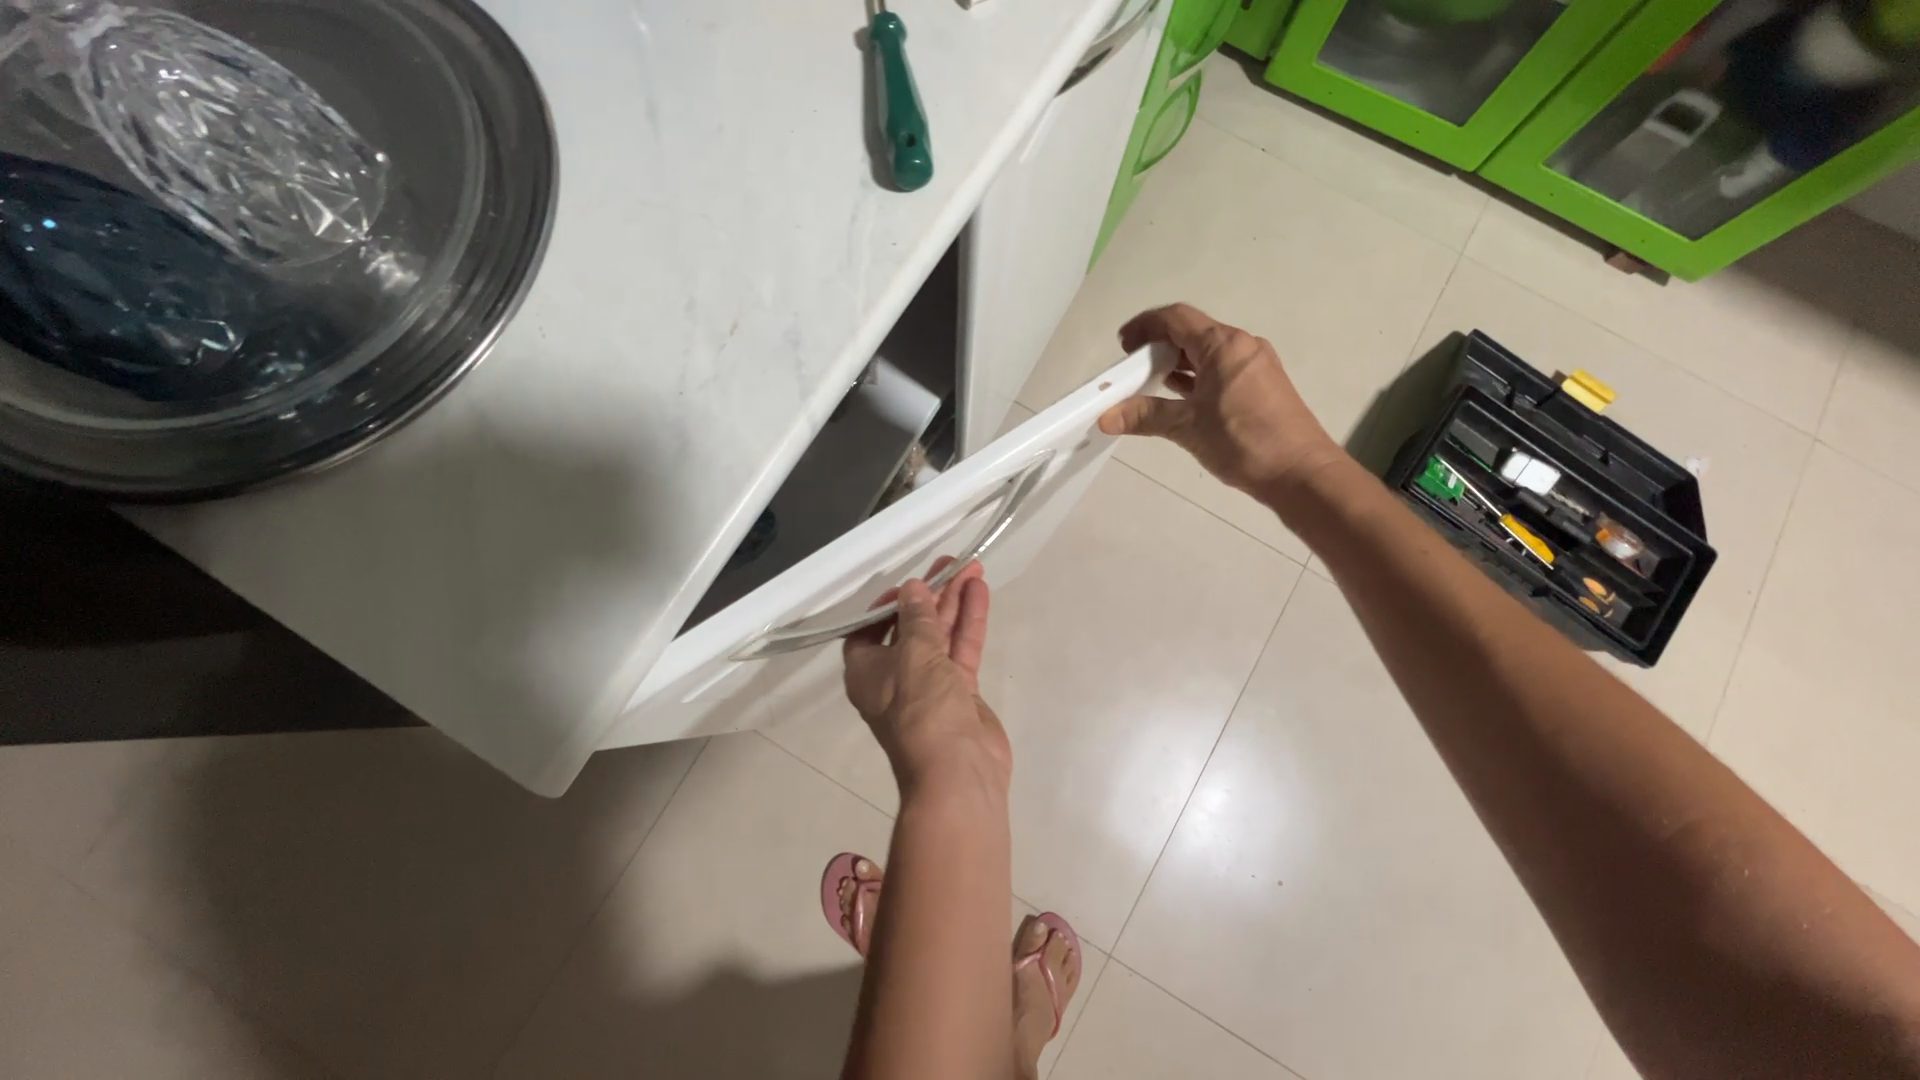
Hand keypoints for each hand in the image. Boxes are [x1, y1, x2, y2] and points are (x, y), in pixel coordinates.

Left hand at [844, 557, 1011, 793]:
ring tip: (972, 568)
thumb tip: (913, 589)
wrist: (958, 771)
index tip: (911, 585)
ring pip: (941, 635)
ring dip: (954, 602)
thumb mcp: (915, 655)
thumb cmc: (922, 710)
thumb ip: (918, 618)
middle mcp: (895, 677)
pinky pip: (962, 649)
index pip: (869, 630)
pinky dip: (970, 622)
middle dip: (931, 595)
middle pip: (911, 626)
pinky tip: (980, 592)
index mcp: (867, 672)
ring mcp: (930, 685)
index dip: (887, 605)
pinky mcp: (960, 693)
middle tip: (951, 563)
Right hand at [1098, 304, 1345, 508]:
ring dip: (1176, 364)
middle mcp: (1241, 346)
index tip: (1123, 347)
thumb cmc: (1244, 442)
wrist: (1300, 473)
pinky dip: (1195, 378)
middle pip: (1191, 333)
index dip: (1144, 326)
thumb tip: (1105, 418)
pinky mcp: (1260, 386)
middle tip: (1131, 372)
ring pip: (1206, 353)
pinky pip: (1220, 370)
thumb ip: (1145, 416)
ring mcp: (1254, 365)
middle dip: (1158, 347)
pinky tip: (1178, 400)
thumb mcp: (1188, 428)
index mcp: (1224, 345)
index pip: (1176, 318)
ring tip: (1148, 387)